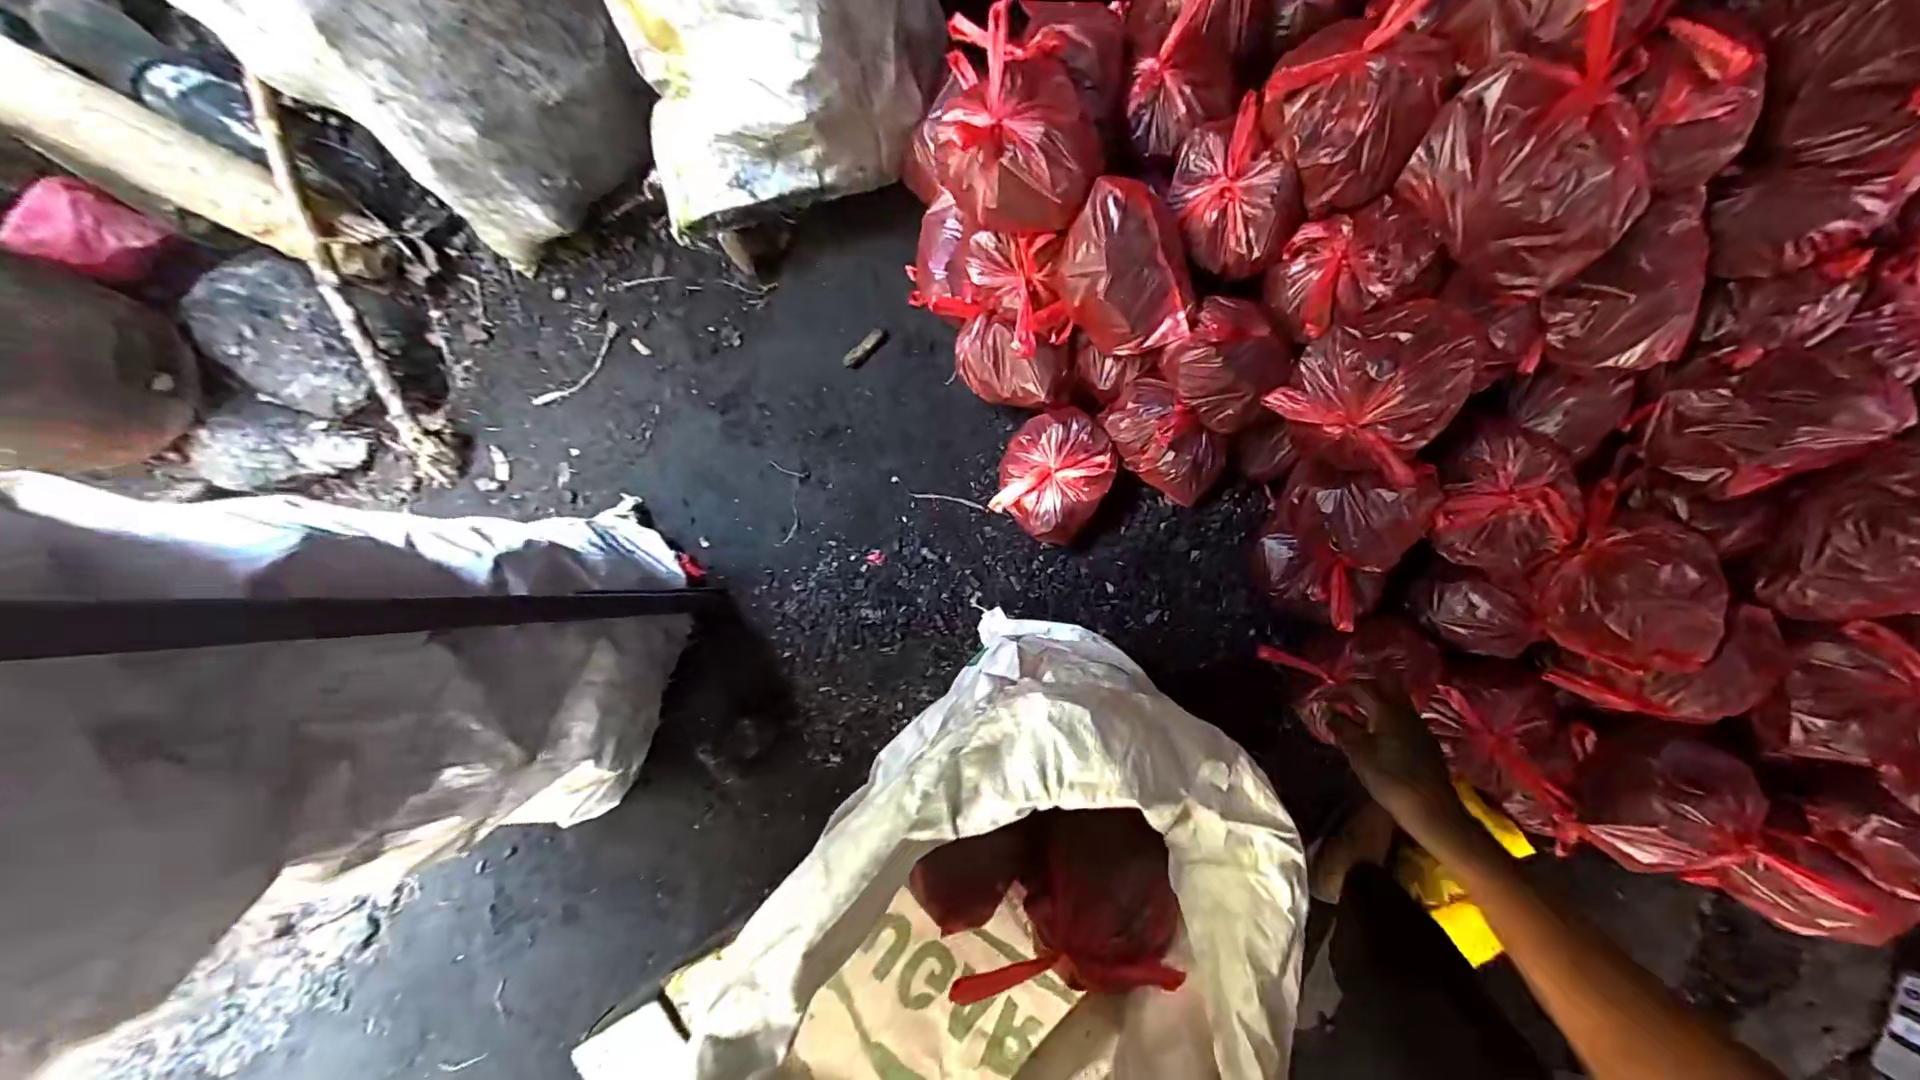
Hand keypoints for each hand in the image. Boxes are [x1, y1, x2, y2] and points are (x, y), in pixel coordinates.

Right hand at [1323, 682, 1473, 847]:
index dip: (1341, 688)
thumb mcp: (1357, 752)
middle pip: (1386, 686)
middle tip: (1344, 697)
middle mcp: (1406, 712)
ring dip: (1377, 702)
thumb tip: (1326, 710)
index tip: (1325, 696)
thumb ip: (1341, 727)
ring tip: (1357, 714)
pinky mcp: (1426, 742)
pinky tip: (1377, 732)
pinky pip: (1404, 717)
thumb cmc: (1388, 777)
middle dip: (1364, 687)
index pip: (1362, 687)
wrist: (1431, 808)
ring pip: (1397, 701)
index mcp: (1387, 711)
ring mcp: (1420, 726)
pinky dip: (1387, 716)